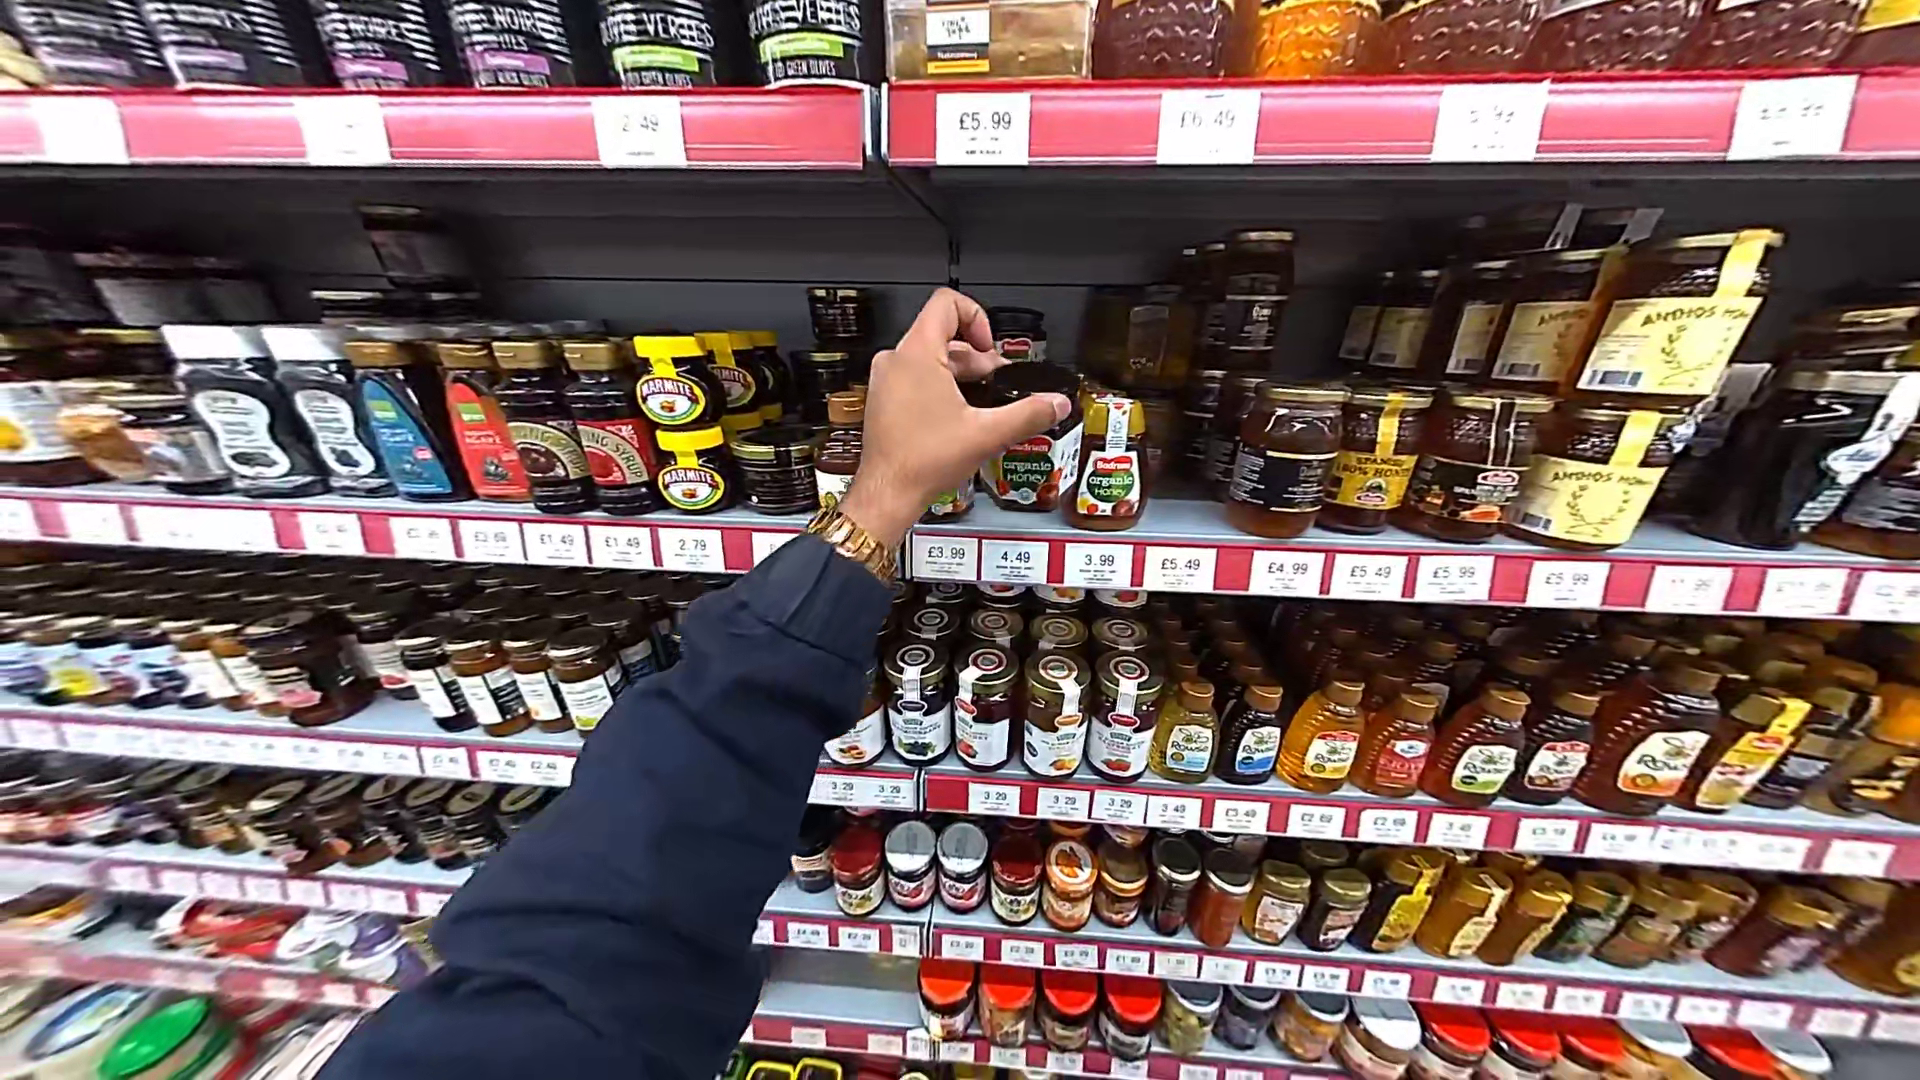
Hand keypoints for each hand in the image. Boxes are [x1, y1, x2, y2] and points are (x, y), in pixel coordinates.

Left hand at [838, 288, 1071, 546]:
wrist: (888, 494)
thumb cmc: (922, 461)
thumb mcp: (986, 434)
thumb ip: (1028, 414)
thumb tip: (1056, 404)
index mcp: (917, 354)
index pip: (947, 303)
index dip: (977, 317)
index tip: (990, 349)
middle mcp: (895, 361)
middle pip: (943, 335)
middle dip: (975, 357)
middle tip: (996, 382)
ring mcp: (886, 382)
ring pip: (929, 359)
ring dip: (959, 374)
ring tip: (980, 402)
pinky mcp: (884, 401)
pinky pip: (914, 379)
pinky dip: (939, 388)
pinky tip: (957, 418)